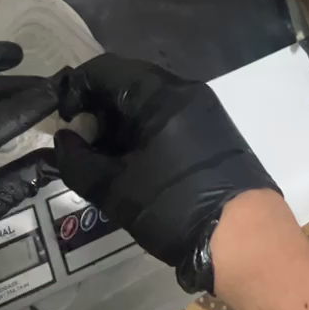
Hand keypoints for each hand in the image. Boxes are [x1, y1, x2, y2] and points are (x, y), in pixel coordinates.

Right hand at [54, 53, 277, 293]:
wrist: (247, 238)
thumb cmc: (175, 205)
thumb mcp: (117, 190)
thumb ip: (79, 162)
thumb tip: (61, 142)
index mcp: (160, 94)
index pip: (104, 70)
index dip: (75, 91)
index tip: (63, 122)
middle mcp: (184, 90)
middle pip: (127, 83)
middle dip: (97, 109)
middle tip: (80, 143)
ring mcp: (203, 108)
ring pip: (147, 101)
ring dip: (119, 122)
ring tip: (102, 158)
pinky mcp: (212, 129)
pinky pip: (167, 116)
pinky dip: (143, 131)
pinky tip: (133, 163)